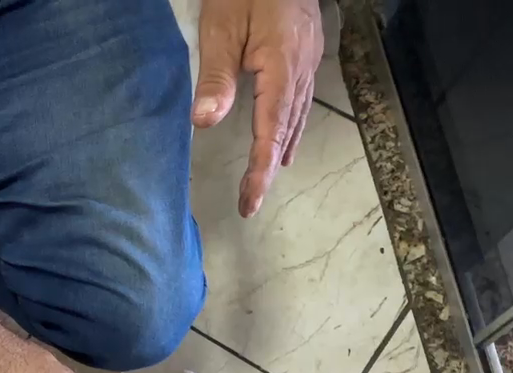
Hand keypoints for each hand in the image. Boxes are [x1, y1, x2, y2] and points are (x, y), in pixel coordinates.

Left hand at [194, 0, 326, 216]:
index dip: (259, 171)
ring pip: (297, 114)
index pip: (270, 132)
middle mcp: (302, 68)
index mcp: (282, 68)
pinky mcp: (306, 47)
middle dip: (267, 168)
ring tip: (269, 175)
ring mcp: (308, 57)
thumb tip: (204, 122)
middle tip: (251, 202)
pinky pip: (301, 97)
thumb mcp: (221, 29)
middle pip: (285, 129)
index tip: (250, 202)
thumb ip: (215, 78)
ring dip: (282, 147)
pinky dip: (292, 123)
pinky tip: (287, 135)